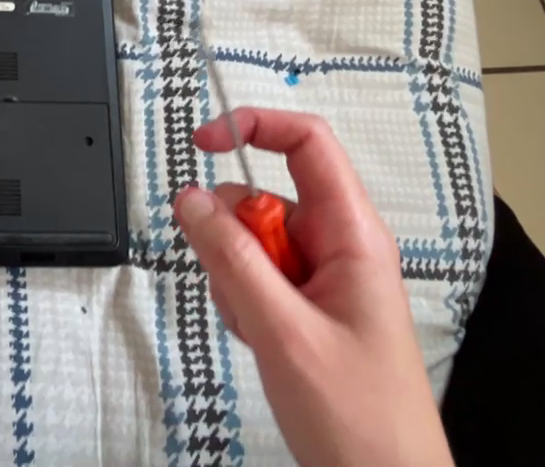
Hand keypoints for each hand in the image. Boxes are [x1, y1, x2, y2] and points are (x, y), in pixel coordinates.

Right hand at [174, 109, 452, 466]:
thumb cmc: (357, 419)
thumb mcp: (283, 331)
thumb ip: (231, 258)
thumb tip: (188, 196)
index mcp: (353, 234)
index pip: (307, 143)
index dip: (254, 126)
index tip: (202, 144)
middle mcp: (339, 244)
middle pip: (264, 198)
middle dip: (233, 236)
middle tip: (238, 291)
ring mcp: (323, 276)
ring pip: (252, 240)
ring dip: (235, 277)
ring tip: (260, 331)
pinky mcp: (308, 305)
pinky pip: (256, 276)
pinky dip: (243, 301)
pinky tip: (262, 341)